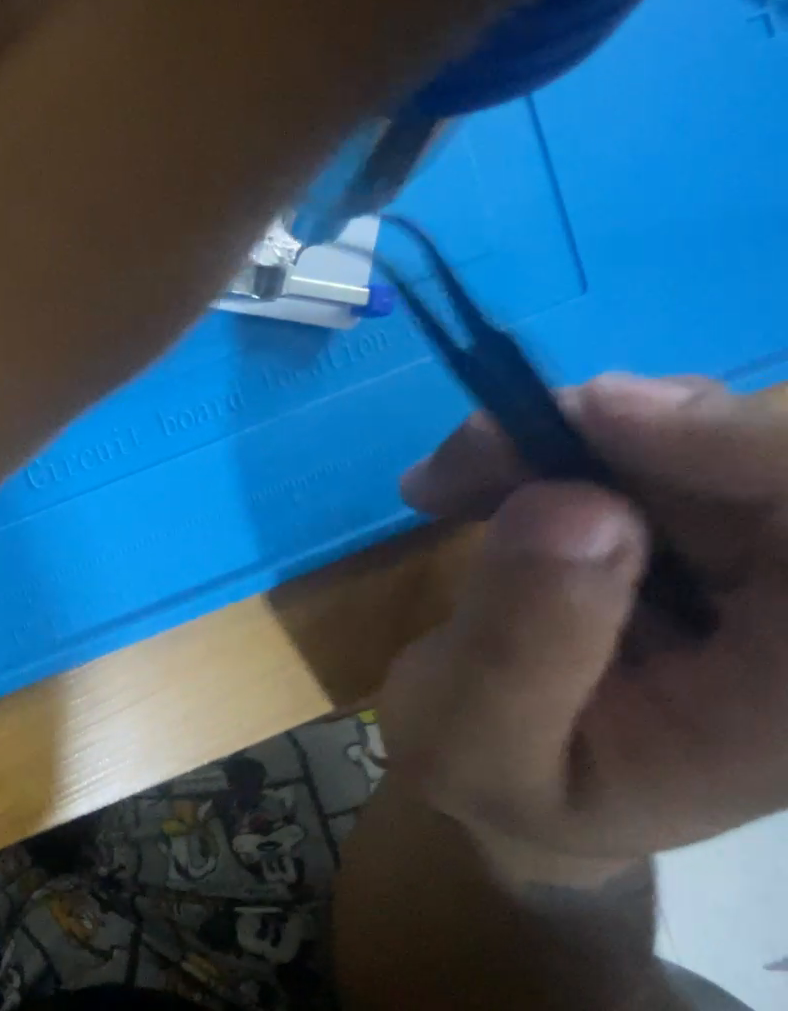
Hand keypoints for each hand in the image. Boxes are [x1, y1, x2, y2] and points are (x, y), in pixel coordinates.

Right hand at [382, 374, 787, 885]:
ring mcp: (774, 565)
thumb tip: (571, 501)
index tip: (602, 416)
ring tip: (446, 481)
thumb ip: (522, 648)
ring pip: (704, 436)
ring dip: (564, 436)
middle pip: (767, 463)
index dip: (749, 449)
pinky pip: (659, 444)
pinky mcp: (718, 530)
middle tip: (462, 456)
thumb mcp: (474, 744)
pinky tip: (481, 481)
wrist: (520, 786)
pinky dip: (557, 443)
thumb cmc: (502, 785)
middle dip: (606, 434)